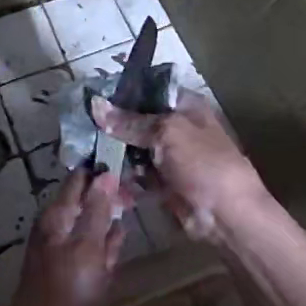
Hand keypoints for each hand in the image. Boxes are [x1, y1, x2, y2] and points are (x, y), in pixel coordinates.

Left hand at [6, 167, 125, 305]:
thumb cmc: (67, 293)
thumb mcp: (87, 248)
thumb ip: (97, 211)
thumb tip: (106, 175)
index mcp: (57, 216)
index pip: (79, 179)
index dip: (102, 170)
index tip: (128, 164)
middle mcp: (55, 227)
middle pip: (84, 201)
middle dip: (108, 195)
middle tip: (135, 195)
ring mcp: (59, 249)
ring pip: (87, 224)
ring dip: (107, 218)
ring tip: (129, 208)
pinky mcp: (66, 270)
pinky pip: (87, 247)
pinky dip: (102, 243)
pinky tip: (116, 242)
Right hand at [90, 91, 270, 243]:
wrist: (225, 214)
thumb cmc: (203, 163)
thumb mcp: (167, 132)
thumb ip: (130, 121)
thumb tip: (96, 105)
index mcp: (184, 107)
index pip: (148, 91)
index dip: (122, 95)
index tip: (92, 99)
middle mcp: (176, 128)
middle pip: (137, 122)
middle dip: (112, 128)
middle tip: (80, 129)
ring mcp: (168, 157)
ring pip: (133, 150)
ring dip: (114, 155)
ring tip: (85, 156)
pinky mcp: (162, 183)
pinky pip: (135, 176)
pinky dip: (121, 179)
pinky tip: (100, 179)